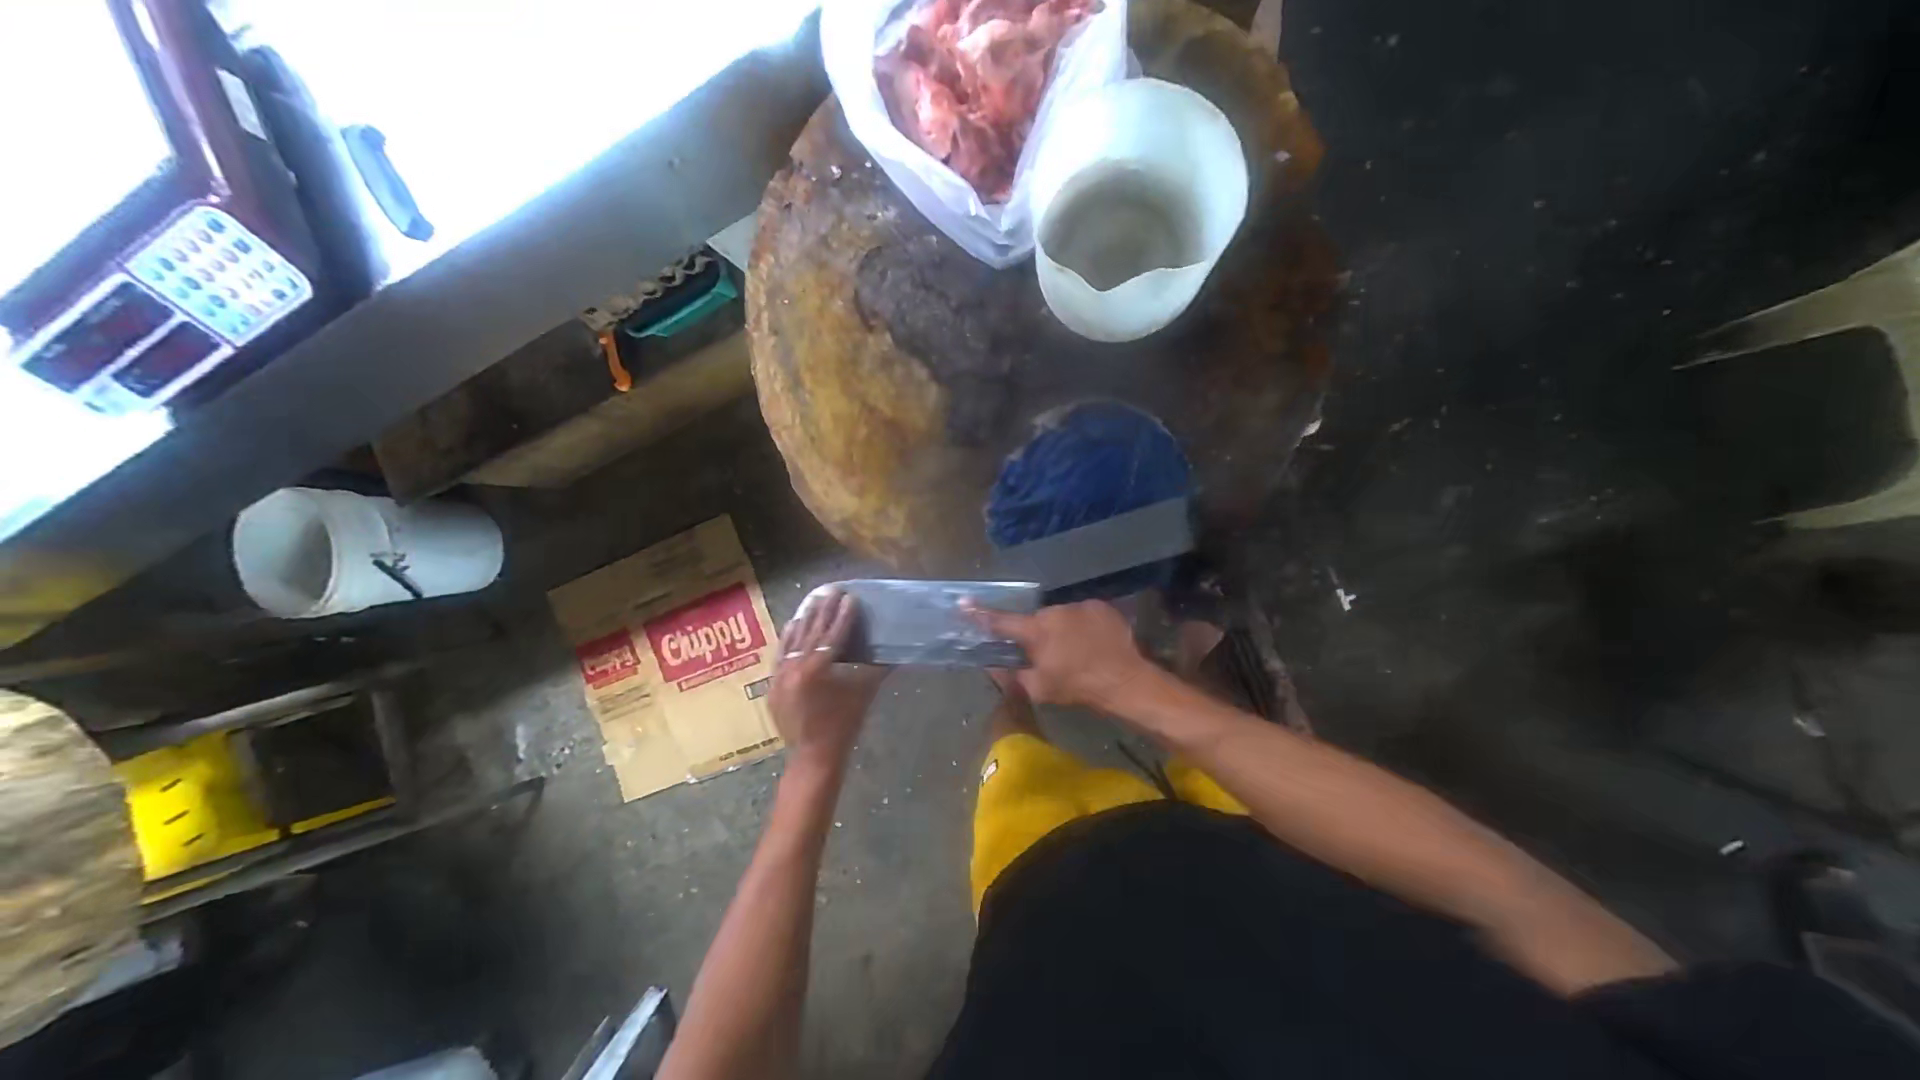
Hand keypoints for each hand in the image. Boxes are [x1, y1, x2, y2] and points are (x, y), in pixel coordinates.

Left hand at [769, 589, 887, 771]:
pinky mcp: (773, 684)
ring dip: (805, 619)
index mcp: (818, 668)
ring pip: (793, 640)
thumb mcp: (863, 693)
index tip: (851, 596)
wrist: (814, 755)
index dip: (844, 614)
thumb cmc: (844, 724)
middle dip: (823, 610)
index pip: (834, 634)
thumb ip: (878, 669)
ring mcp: (780, 675)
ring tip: (814, 600)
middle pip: (812, 632)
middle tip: (832, 590)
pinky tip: (793, 624)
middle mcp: (796, 667)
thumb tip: (897, 652)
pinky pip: (780, 654)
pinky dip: (788, 639)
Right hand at [969, 599, 1154, 708]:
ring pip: (1062, 617)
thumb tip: (990, 666)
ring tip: (1078, 651)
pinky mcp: (1101, 606)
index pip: (1001, 621)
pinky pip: (1084, 614)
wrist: (1125, 681)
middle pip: (1037, 620)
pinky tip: (1094, 643)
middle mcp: (1055, 611)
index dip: (980, 614)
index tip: (964, 603)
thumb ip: (1011, 675)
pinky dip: (1085, 626)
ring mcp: (1080, 606)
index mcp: (1036, 631)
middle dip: (1039, 634)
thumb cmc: (1077, 687)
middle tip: (1051, 656)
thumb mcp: (1039, 689)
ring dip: (1064, 630)